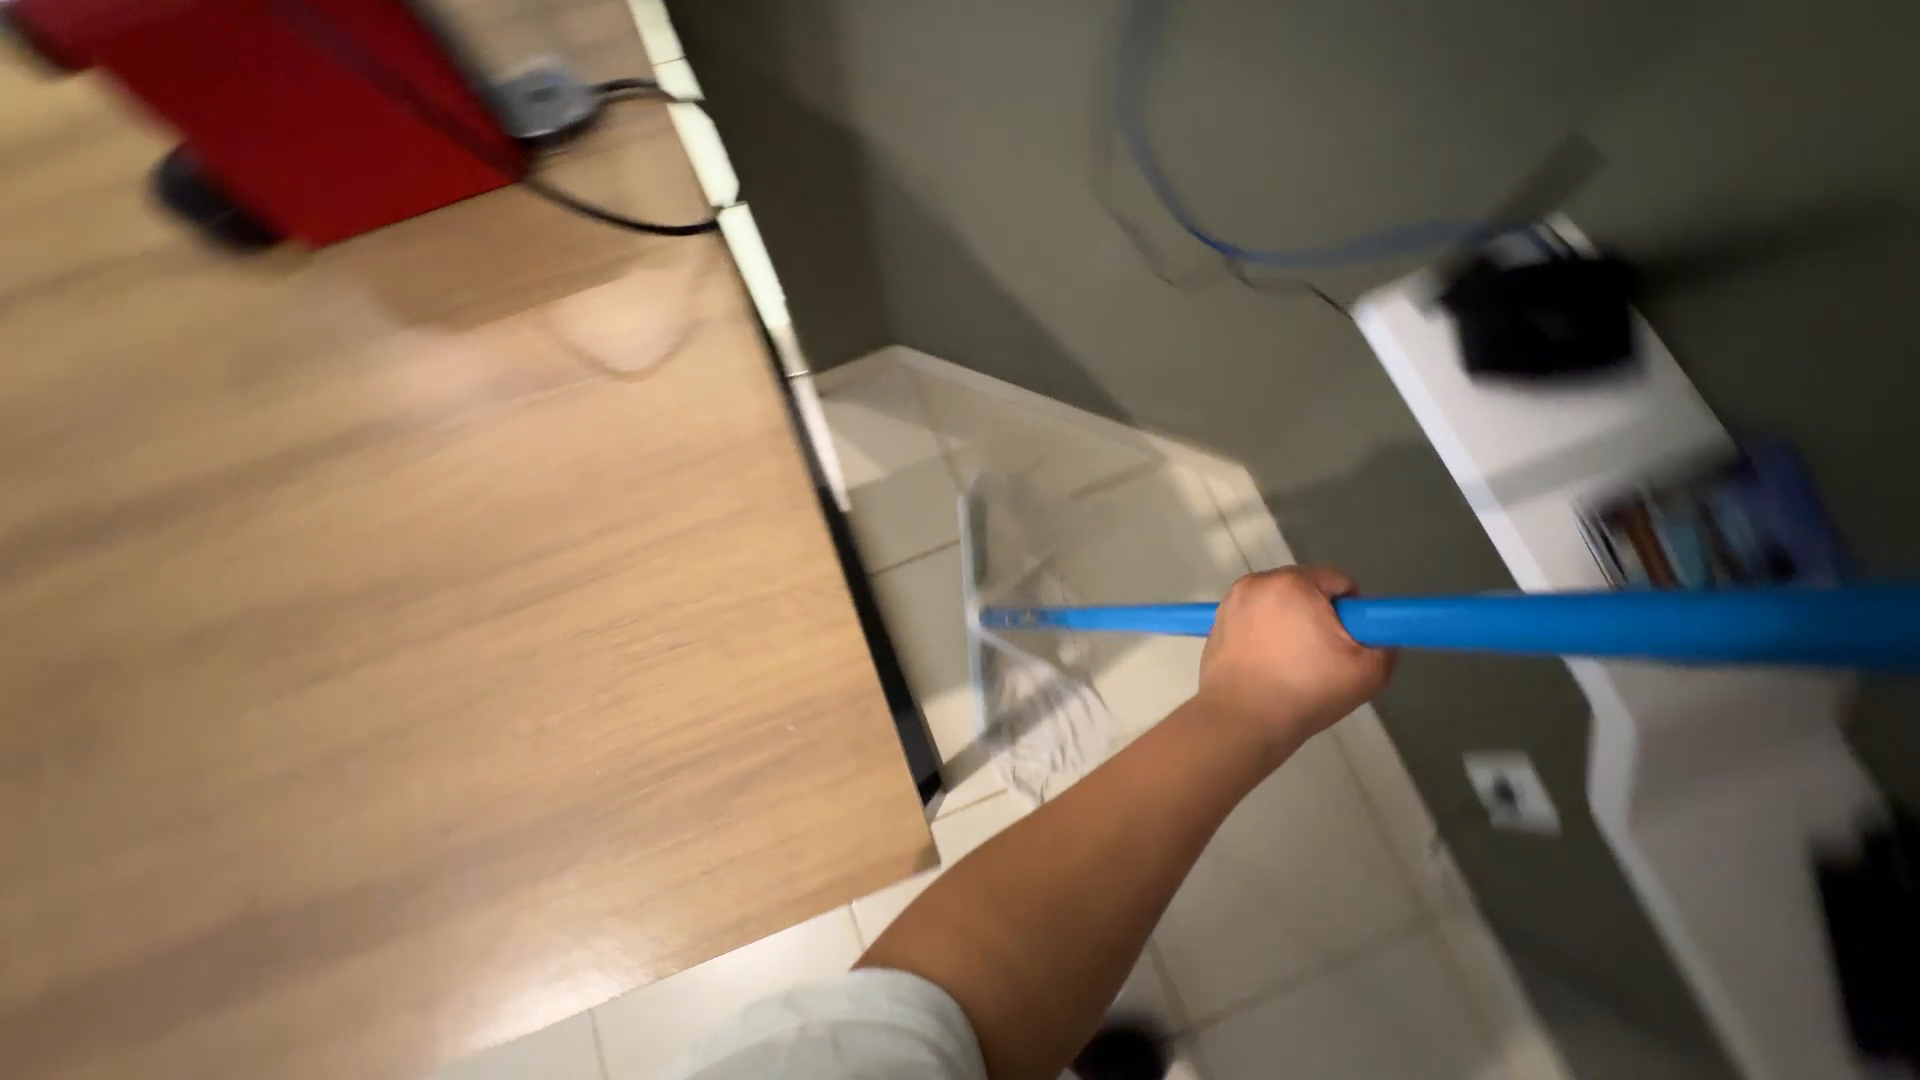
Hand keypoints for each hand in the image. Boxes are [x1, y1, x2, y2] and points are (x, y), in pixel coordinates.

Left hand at [1196, 566, 1395, 748]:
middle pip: (1303, 588)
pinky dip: (1263, 634)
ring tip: (1293, 663)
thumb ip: (1385, 645)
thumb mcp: (1368, 672)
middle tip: (1323, 654)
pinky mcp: (1215, 625)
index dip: (1352, 610)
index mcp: (1292, 582)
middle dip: (1319, 614)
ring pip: (1276, 604)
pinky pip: (1252, 620)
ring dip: (1289, 623)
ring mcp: (1230, 603)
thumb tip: (1379, 638)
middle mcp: (1255, 583)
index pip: (1337, 579)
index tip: (1349, 641)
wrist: (1241, 720)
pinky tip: (1267, 666)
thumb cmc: (1305, 690)